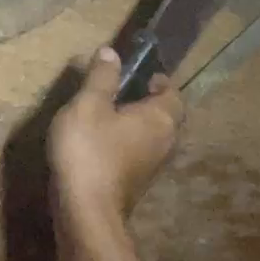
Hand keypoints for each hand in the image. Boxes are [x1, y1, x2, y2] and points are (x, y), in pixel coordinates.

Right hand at [49, 46, 183, 224]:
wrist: (86, 209)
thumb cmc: (89, 149)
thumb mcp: (88, 104)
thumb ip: (101, 77)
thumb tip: (112, 51)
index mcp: (159, 120)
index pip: (173, 94)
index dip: (159, 80)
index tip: (137, 71)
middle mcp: (164, 142)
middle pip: (164, 115)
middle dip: (145, 98)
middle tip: (117, 86)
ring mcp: (151, 165)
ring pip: (150, 134)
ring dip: (133, 120)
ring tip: (103, 108)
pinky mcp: (135, 180)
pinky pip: (136, 149)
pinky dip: (124, 138)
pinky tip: (97, 137)